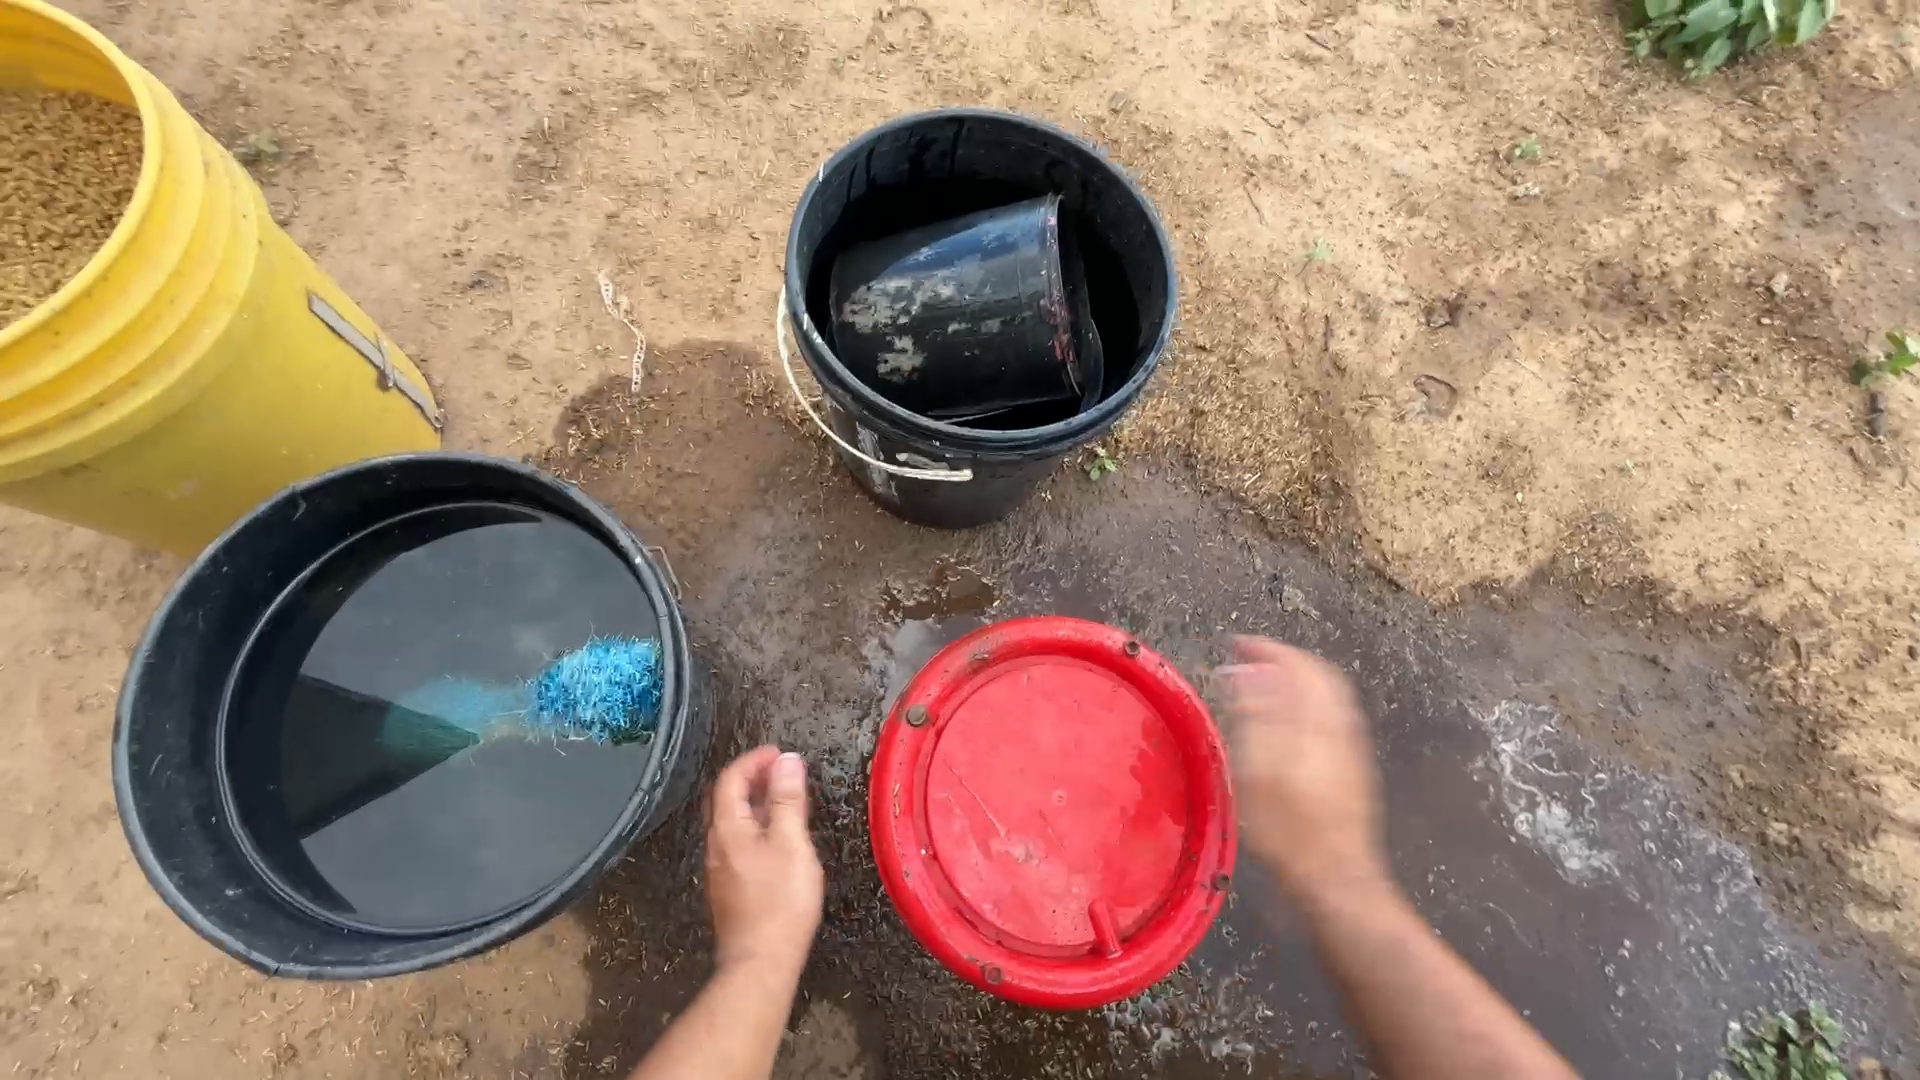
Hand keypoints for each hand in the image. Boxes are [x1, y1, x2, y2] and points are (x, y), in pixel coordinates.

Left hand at [704, 746, 823, 979]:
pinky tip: (780, 836)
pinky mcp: (731, 887)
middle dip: (751, 777)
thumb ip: (788, 799)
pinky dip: (757, 824)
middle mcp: (717, 845)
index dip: (753, 760)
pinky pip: (739, 841)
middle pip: (726, 799)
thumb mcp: (791, 842)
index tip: (778, 753)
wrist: (761, 964)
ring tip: (786, 797)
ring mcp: (721, 868)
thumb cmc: (779, 901)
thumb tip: (786, 760)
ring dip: (756, 801)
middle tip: (780, 770)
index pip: (730, 779)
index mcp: (728, 829)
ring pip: (733, 821)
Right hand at [1222, 637, 1390, 903]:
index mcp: (1319, 724)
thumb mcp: (1260, 772)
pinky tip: (1285, 719)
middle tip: (1248, 659)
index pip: (1299, 667)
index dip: (1267, 649)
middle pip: (1320, 677)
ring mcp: (1350, 750)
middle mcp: (1341, 729)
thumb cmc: (1290, 830)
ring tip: (1261, 682)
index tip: (1236, 644)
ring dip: (1295, 680)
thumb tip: (1248, 671)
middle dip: (1283, 660)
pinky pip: (1331, 716)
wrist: (1338, 881)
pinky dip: (1304, 702)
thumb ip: (1256, 716)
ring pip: (1328, 697)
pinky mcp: (1350, 770)